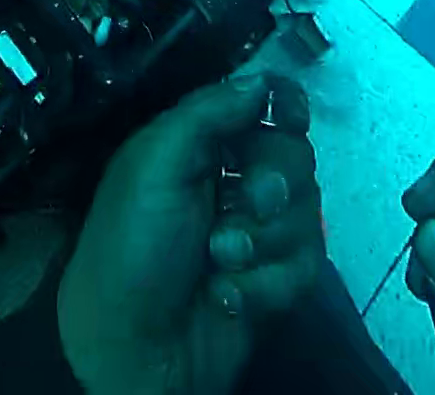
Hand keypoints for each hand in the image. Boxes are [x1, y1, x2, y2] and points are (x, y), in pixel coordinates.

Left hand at [58, 75, 323, 394]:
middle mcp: (240, 177)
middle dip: (272, 183)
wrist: (127, 355)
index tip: (289, 115)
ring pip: (307, 209)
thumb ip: (206, 113)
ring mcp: (264, 229)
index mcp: (207, 142)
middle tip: (246, 204)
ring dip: (261, 241)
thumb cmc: (134, 246)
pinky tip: (227, 296)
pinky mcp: (280, 279)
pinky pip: (306, 263)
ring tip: (217, 263)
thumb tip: (260, 79)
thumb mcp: (154, 166)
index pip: (264, 104)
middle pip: (295, 152)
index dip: (284, 104)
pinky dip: (266, 284)